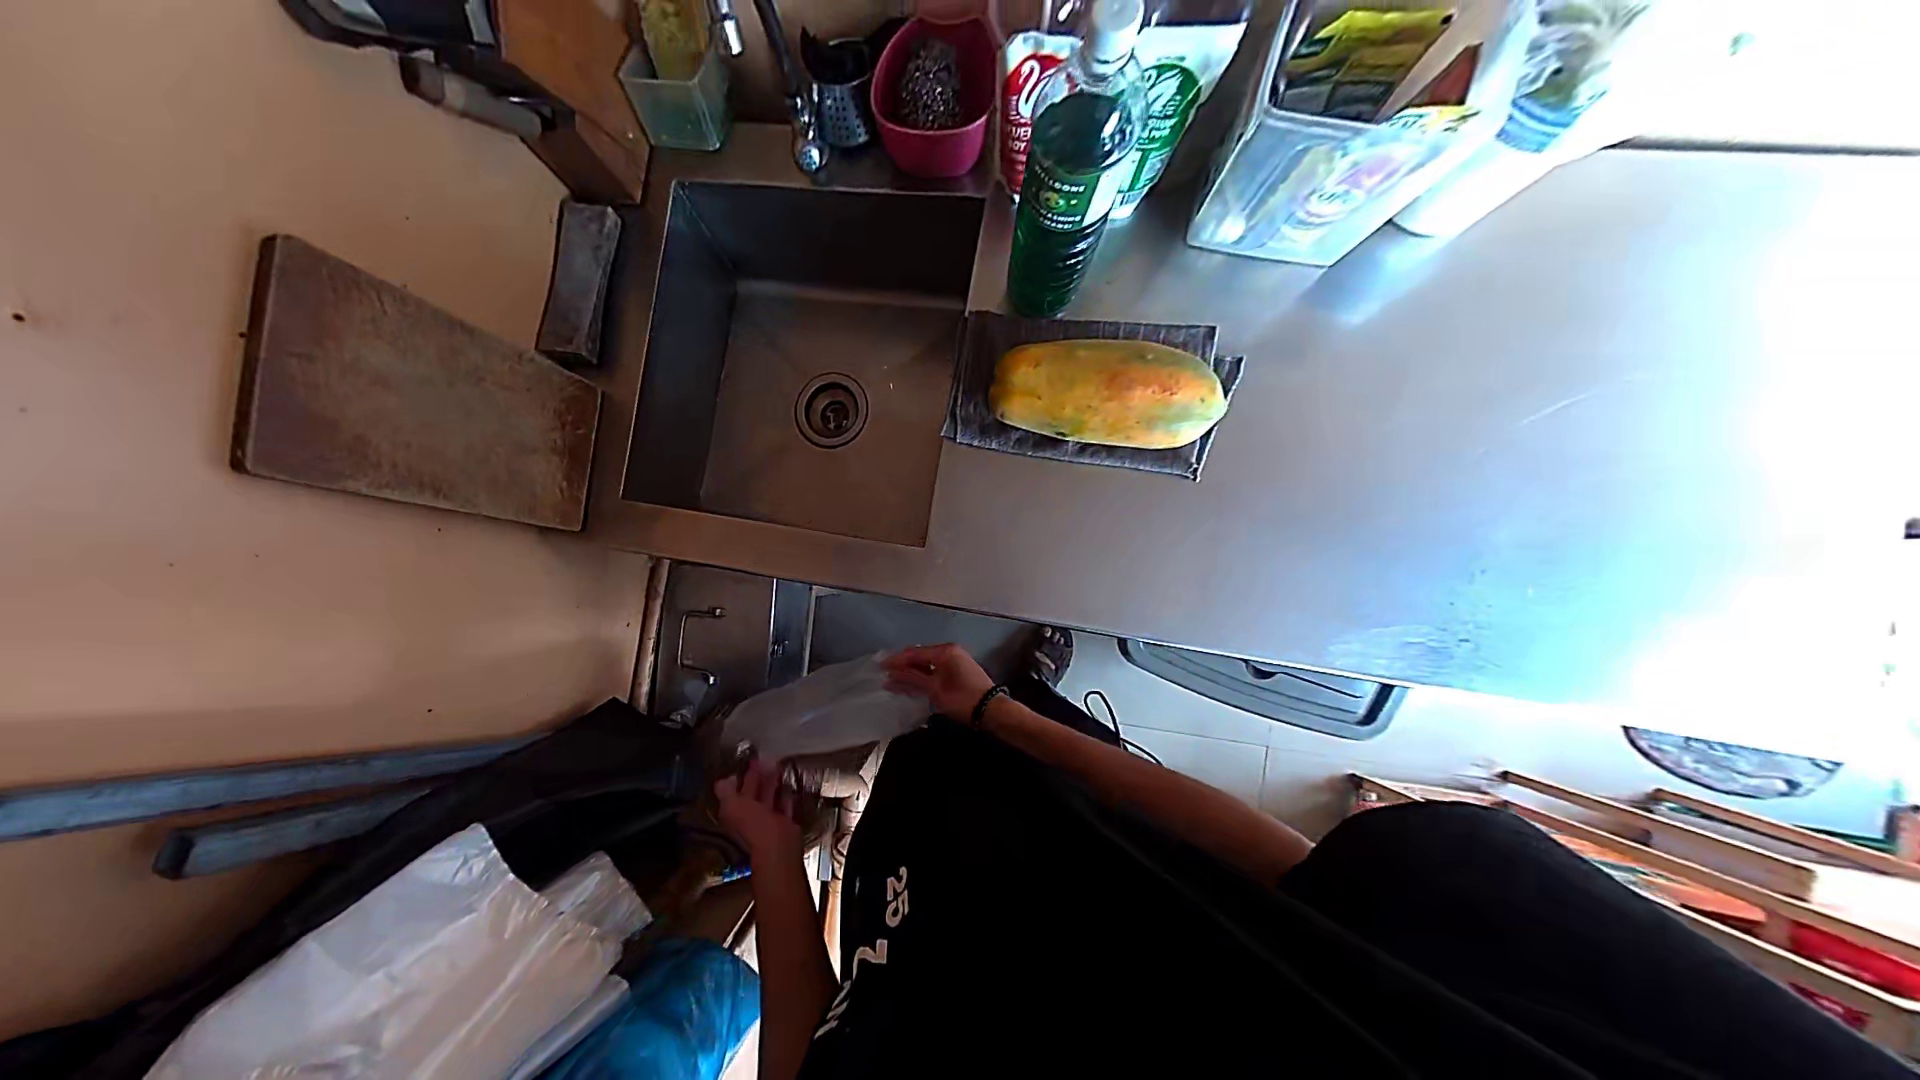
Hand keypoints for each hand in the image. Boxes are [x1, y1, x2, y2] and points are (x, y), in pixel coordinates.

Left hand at [714, 759, 800, 865]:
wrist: (778, 846)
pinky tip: (787, 783)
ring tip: (777, 765)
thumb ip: (726, 791)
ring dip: (772, 782)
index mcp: (734, 812)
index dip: (740, 777)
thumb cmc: (753, 824)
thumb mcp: (732, 805)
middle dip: (757, 777)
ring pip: (768, 797)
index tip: (748, 761)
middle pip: (752, 793)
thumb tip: (725, 779)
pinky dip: (785, 795)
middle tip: (764, 759)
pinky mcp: (784, 821)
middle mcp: (749, 816)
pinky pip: (784, 804)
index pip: (734, 792)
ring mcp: (767, 819)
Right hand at [884, 643, 994, 722]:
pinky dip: (923, 676)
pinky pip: (935, 669)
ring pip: (927, 664)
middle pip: (920, 656)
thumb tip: (891, 675)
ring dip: (912, 673)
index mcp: (944, 651)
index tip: (879, 667)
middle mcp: (950, 651)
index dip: (896, 660)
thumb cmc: (963, 699)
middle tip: (885, 675)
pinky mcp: (958, 671)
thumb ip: (912, 680)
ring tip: (894, 682)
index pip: (914, 653)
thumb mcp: (935, 690)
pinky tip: (912, 685)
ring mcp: (955, 660)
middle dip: (903, 666)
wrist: (992, 711)